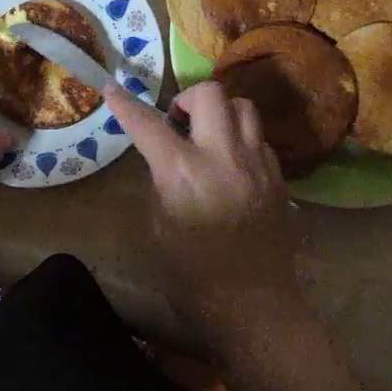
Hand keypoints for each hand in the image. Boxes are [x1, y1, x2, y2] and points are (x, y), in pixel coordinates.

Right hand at [106, 81, 302, 351]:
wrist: (252, 302)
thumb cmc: (191, 271)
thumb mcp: (158, 223)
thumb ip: (161, 179)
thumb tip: (164, 156)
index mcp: (182, 172)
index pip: (147, 123)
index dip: (125, 104)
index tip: (112, 88)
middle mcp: (222, 157)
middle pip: (210, 93)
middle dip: (187, 98)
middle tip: (177, 121)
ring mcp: (257, 164)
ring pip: (244, 106)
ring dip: (220, 112)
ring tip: (208, 136)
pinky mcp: (279, 176)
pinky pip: (259, 138)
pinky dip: (240, 139)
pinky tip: (231, 164)